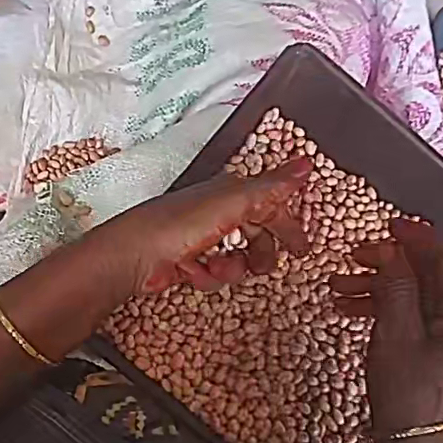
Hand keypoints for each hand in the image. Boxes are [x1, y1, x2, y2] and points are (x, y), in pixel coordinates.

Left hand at [87, 160, 311, 297]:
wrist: (136, 255)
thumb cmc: (179, 224)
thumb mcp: (233, 203)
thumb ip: (271, 188)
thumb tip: (306, 165)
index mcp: (230, 193)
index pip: (269, 206)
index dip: (287, 226)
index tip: (301, 248)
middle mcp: (216, 213)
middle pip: (254, 237)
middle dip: (259, 254)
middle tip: (262, 267)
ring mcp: (202, 239)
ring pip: (235, 260)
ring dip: (230, 269)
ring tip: (215, 268)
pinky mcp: (188, 262)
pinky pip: (212, 274)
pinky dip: (206, 277)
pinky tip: (193, 273)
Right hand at [330, 219, 442, 438]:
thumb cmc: (408, 397)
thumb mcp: (395, 336)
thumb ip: (396, 287)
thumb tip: (390, 252)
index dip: (417, 239)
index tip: (384, 229)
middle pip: (441, 273)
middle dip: (394, 265)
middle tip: (354, 260)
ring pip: (430, 292)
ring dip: (388, 286)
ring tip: (342, 289)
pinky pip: (430, 312)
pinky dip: (398, 306)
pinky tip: (359, 307)